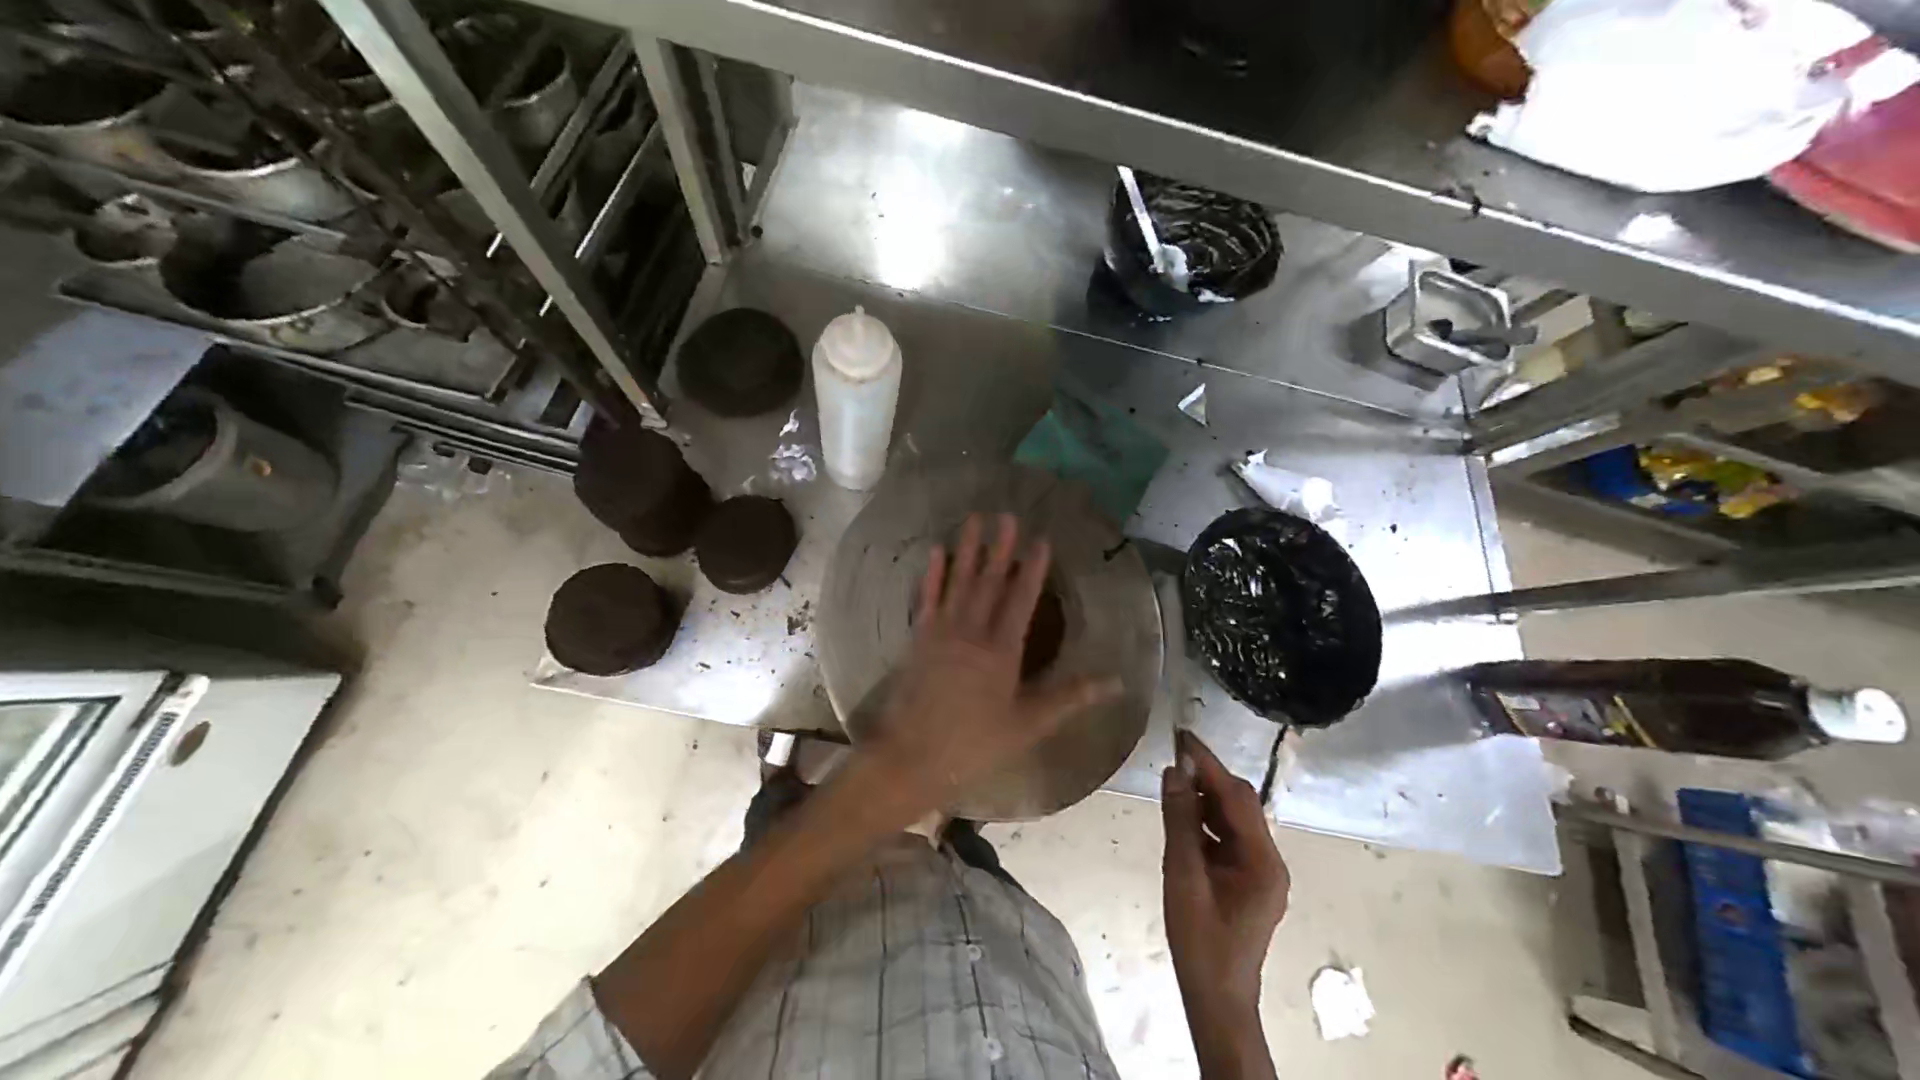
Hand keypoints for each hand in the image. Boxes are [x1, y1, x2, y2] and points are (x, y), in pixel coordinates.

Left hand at [855, 513, 1120, 826]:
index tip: (1041, 540)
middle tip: (1007, 514)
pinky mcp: (919, 639)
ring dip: (967, 549)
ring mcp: (942, 632)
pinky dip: (933, 574)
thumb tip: (1116, 682)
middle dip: (1001, 548)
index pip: (1022, 600)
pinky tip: (936, 551)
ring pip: (958, 582)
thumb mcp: (1029, 725)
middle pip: (989, 582)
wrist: (913, 757)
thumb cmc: (976, 744)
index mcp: (1002, 651)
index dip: (1033, 569)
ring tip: (974, 519)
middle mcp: (972, 632)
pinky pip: (927, 599)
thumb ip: (1070, 698)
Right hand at [1162, 731, 1290, 1012]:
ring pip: (1233, 819)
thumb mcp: (1183, 877)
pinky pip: (1227, 837)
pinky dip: (1205, 822)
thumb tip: (1174, 771)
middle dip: (1208, 777)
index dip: (1208, 764)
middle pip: (1240, 804)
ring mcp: (1260, 871)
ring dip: (1205, 799)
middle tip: (1172, 755)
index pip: (1236, 797)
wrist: (1216, 996)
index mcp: (1263, 861)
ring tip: (1173, 783)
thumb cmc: (1199, 941)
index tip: (1182, 735)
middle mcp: (1269, 860)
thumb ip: (1180, 821)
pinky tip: (1182, 818)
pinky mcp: (1247, 879)